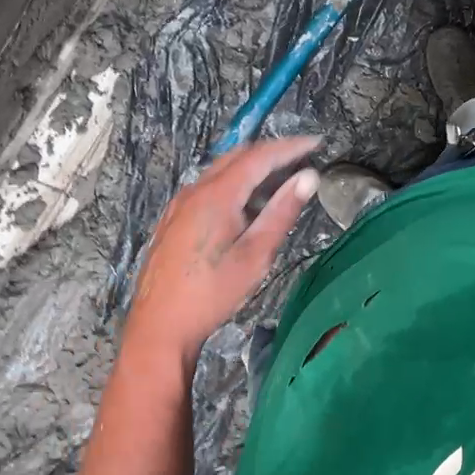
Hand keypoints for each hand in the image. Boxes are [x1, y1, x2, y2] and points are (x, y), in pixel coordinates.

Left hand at [123, 137, 320, 364]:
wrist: (157, 331)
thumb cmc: (211, 295)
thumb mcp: (255, 256)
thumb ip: (282, 212)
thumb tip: (309, 176)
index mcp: (216, 195)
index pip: (259, 157)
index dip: (290, 147)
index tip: (317, 143)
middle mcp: (195, 191)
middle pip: (238, 156)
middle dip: (272, 151)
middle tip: (301, 157)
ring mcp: (179, 205)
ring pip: (221, 169)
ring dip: (252, 166)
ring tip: (280, 178)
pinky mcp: (172, 220)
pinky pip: (208, 185)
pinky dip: (234, 181)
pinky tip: (245, 203)